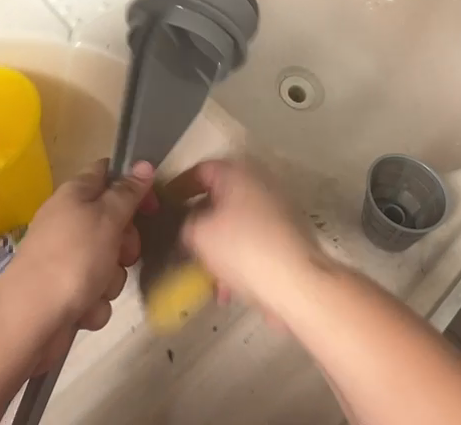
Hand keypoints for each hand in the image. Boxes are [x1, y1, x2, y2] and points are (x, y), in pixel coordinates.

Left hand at [5, 160, 153, 335]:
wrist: (29, 321)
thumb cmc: (72, 259)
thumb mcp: (106, 218)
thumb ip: (128, 192)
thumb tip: (144, 163)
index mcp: (74, 194)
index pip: (107, 173)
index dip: (131, 183)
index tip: (151, 203)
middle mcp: (69, 223)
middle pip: (113, 222)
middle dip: (126, 243)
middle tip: (125, 253)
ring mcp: (67, 260)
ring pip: (109, 262)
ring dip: (111, 279)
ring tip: (97, 288)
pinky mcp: (66, 293)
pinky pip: (96, 292)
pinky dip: (94, 303)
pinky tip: (84, 309)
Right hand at [176, 159, 326, 311]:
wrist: (297, 283)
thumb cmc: (243, 249)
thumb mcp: (199, 234)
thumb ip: (185, 223)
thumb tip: (187, 223)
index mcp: (237, 172)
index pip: (200, 170)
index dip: (178, 187)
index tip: (164, 206)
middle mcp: (259, 183)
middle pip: (218, 199)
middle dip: (198, 226)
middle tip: (182, 245)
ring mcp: (276, 208)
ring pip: (234, 225)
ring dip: (216, 251)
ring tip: (205, 280)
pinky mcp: (287, 235)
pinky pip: (252, 242)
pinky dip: (236, 260)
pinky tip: (228, 291)